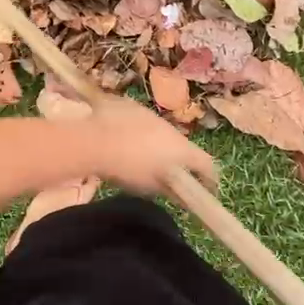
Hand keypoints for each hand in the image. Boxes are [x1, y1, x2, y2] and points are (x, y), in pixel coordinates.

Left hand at [78, 96, 218, 197]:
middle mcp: (172, 129)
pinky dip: (140, 133)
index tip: (205, 190)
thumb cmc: (126, 168)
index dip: (209, 179)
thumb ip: (172, 192)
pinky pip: (143, 123)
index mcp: (182, 150)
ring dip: (159, 145)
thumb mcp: (150, 187)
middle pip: (184, 146)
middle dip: (180, 160)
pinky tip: (124, 141)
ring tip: (141, 157)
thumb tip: (184, 197)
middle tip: (169, 174)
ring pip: (163, 133)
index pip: (208, 164)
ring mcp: (153, 115)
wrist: (94, 140)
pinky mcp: (134, 107)